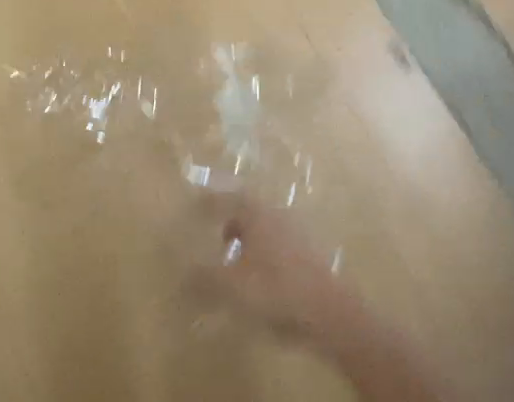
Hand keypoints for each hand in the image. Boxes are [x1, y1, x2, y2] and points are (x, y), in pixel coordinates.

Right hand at [187, 192, 359, 341]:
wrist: (331, 314)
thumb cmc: (276, 290)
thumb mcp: (231, 286)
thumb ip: (204, 277)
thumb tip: (181, 272)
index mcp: (257, 215)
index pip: (229, 198)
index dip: (210, 202)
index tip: (195, 207)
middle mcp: (278, 217)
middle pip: (250, 211)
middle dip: (230, 221)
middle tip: (215, 238)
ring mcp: (299, 236)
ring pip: (266, 230)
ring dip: (249, 241)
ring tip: (234, 263)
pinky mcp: (311, 258)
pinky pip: (280, 248)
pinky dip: (264, 257)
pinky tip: (260, 281)